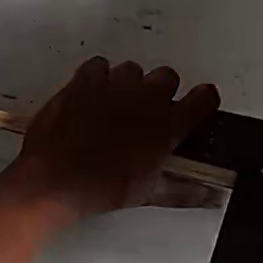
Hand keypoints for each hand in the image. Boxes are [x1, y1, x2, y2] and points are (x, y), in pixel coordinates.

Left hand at [0, 57, 220, 218]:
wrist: (57, 179)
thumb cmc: (100, 187)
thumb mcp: (147, 193)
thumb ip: (182, 190)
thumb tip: (205, 196)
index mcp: (168, 124)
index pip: (204, 98)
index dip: (200, 103)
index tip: (195, 108)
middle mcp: (145, 97)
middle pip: (167, 78)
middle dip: (159, 94)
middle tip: (145, 116)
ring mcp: (114, 85)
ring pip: (132, 70)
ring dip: (127, 85)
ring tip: (115, 108)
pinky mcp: (84, 81)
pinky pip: (98, 67)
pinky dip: (97, 78)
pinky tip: (91, 96)